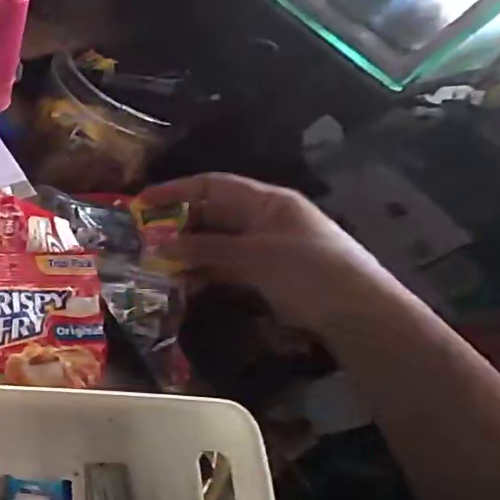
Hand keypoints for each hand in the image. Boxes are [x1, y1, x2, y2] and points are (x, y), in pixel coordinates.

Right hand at [139, 172, 413, 338]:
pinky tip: (182, 284)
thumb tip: (160, 246)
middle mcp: (263, 219)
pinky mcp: (265, 274)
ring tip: (156, 264)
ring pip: (215, 243)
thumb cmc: (308, 271)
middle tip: (143, 238)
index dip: (175, 190)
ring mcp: (264, 247)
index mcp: (266, 201)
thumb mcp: (252, 255)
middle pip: (211, 214)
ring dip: (187, 252)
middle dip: (177, 225)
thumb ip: (204, 249)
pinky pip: (225, 266)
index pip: (212, 185)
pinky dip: (203, 272)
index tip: (141, 202)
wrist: (358, 314)